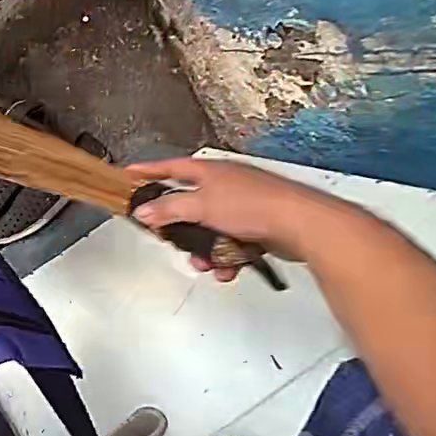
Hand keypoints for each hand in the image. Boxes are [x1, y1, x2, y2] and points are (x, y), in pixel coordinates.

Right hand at [124, 158, 367, 279]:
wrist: (305, 225)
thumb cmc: (258, 205)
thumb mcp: (199, 207)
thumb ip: (167, 209)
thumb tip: (144, 211)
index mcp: (209, 171)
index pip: (169, 167)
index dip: (147, 171)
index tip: (130, 174)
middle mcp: (225, 184)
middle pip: (188, 204)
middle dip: (180, 228)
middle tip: (170, 237)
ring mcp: (243, 204)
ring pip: (209, 228)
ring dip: (205, 249)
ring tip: (207, 263)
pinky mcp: (258, 224)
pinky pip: (230, 241)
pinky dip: (226, 255)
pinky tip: (228, 267)